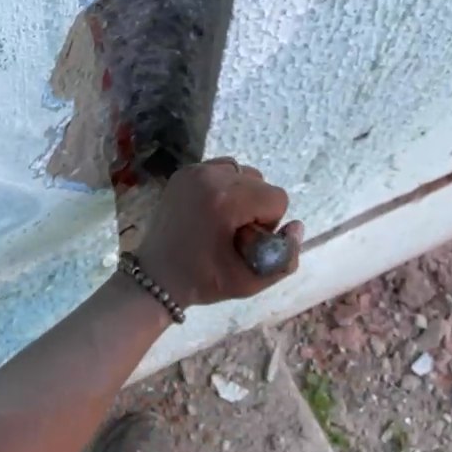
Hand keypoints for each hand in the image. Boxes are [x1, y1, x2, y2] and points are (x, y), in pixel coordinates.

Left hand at [132, 157, 303, 307]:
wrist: (156, 277)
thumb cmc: (203, 282)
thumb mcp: (250, 282)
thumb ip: (286, 258)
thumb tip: (296, 226)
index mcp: (225, 201)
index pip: (277, 198)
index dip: (268, 224)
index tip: (246, 241)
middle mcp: (210, 177)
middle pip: (261, 182)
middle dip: (256, 208)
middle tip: (234, 234)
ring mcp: (194, 171)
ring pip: (243, 172)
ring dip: (243, 195)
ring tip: (223, 221)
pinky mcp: (184, 172)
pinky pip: (221, 169)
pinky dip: (225, 187)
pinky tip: (212, 211)